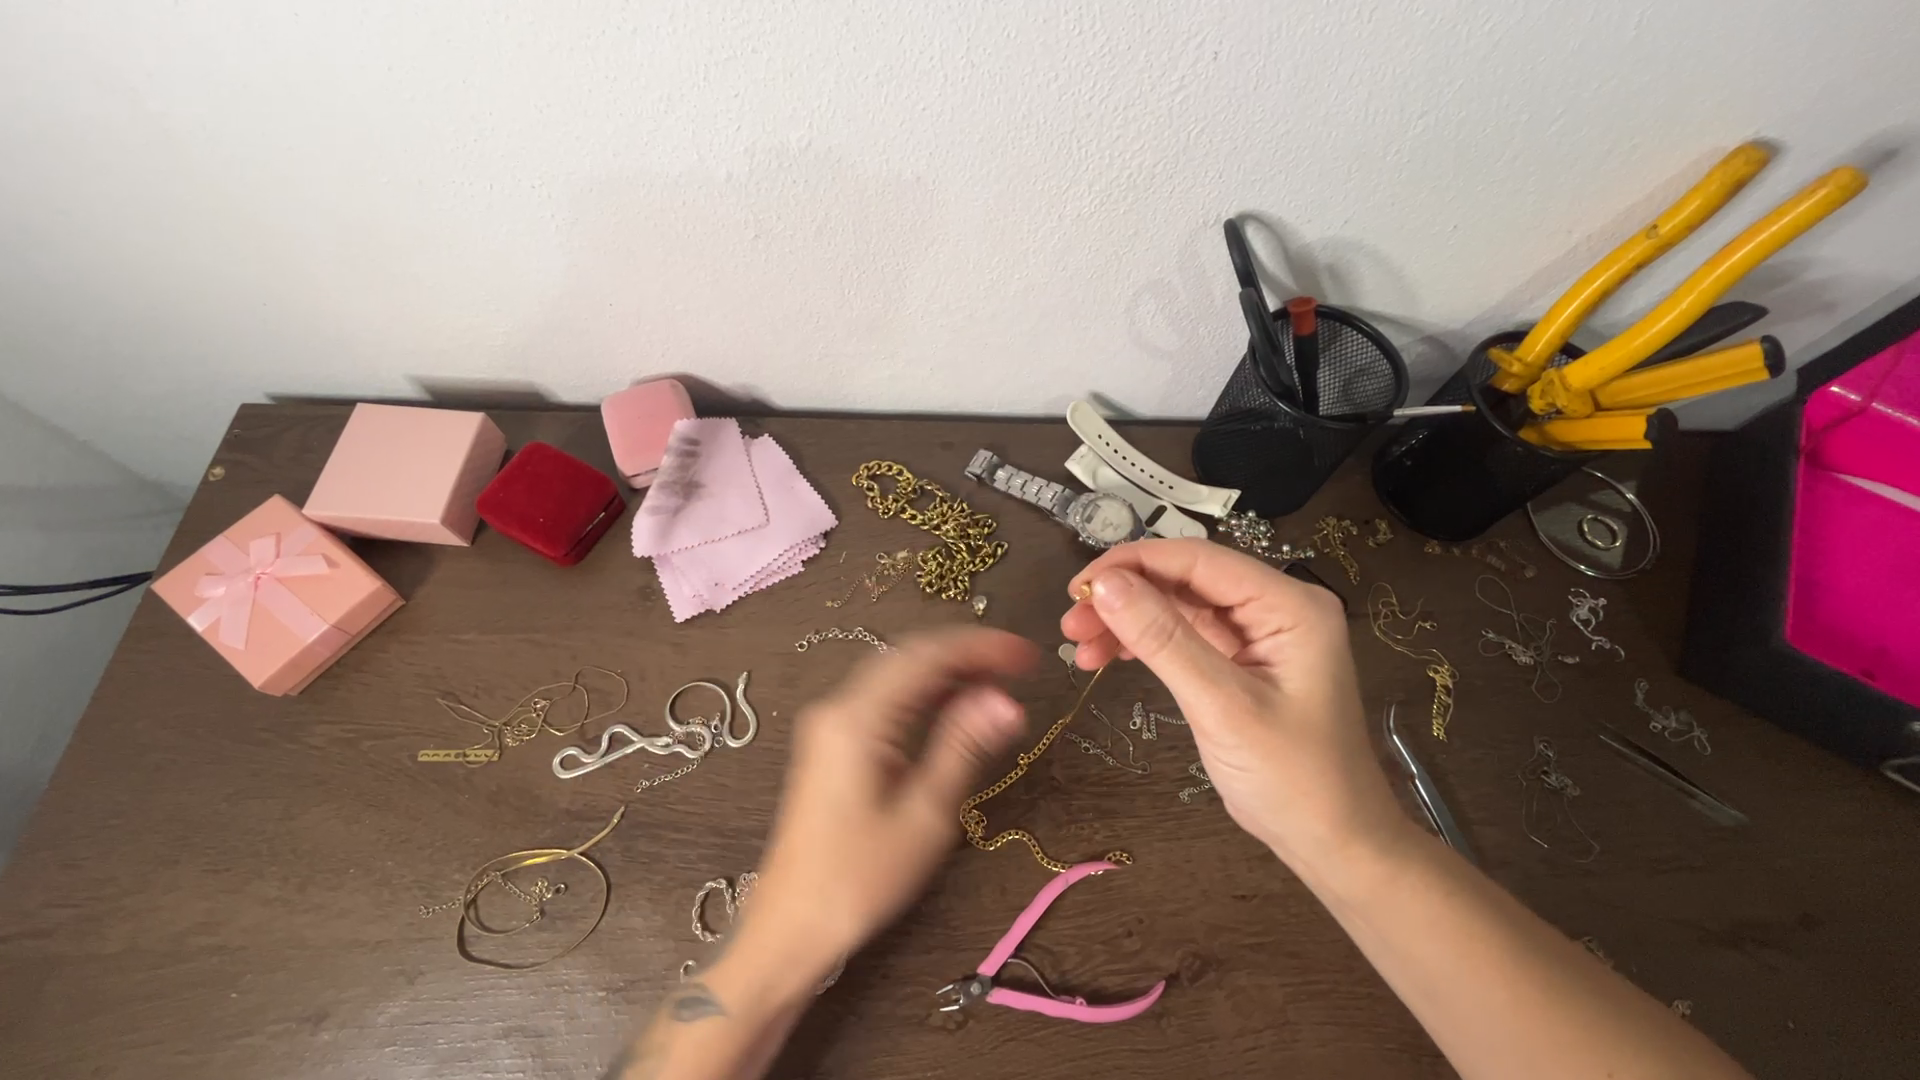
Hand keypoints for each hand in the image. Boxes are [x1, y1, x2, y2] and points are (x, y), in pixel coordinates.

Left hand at [737, 628, 1036, 985]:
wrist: (791, 926)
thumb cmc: (859, 878)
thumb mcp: (923, 815)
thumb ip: (963, 747)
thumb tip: (1006, 701)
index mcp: (858, 718)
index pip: (926, 656)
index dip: (980, 647)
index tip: (1026, 656)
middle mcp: (838, 708)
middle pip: (908, 657)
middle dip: (965, 656)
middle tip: (1017, 669)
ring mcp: (830, 726)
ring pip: (895, 677)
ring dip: (945, 675)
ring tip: (996, 687)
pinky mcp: (831, 746)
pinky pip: (883, 702)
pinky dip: (922, 697)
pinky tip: (953, 711)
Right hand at [1061, 538, 1401, 868]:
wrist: (1332, 842)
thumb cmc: (1291, 777)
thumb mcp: (1222, 705)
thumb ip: (1163, 639)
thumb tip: (1104, 584)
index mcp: (1288, 604)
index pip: (1199, 560)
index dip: (1134, 563)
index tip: (1079, 587)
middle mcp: (1273, 607)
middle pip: (1184, 580)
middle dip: (1124, 597)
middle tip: (1070, 626)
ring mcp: (1256, 634)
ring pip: (1177, 607)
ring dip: (1127, 621)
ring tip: (1080, 647)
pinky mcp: (1239, 661)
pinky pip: (1183, 636)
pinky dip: (1144, 644)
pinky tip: (1108, 656)